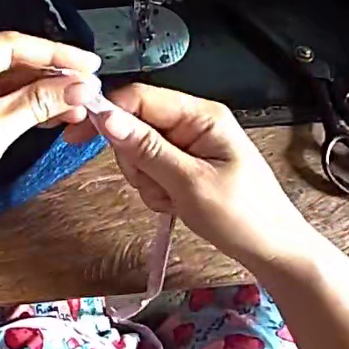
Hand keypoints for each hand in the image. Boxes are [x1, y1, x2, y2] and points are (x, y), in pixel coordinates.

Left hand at [0, 32, 102, 228]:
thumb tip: (78, 86)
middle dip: (47, 76)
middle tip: (85, 85)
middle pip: (4, 59)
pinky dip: (14, 102)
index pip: (6, 46)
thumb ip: (38, 102)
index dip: (53, 55)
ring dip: (35, 91)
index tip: (86, 63)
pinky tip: (47, 110)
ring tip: (74, 102)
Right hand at [62, 83, 314, 272]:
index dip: (106, 113)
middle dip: (134, 159)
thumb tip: (107, 119)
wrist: (272, 250)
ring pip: (137, 151)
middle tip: (154, 184)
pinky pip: (149, 170)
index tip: (76, 135)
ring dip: (145, 179)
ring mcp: (187, 145)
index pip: (140, 98)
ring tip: (171, 198)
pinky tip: (174, 203)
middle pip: (134, 125)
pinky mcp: (183, 165)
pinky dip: (153, 189)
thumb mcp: (189, 182)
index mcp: (200, 115)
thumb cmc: (242, 215)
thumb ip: (146, 148)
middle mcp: (192, 123)